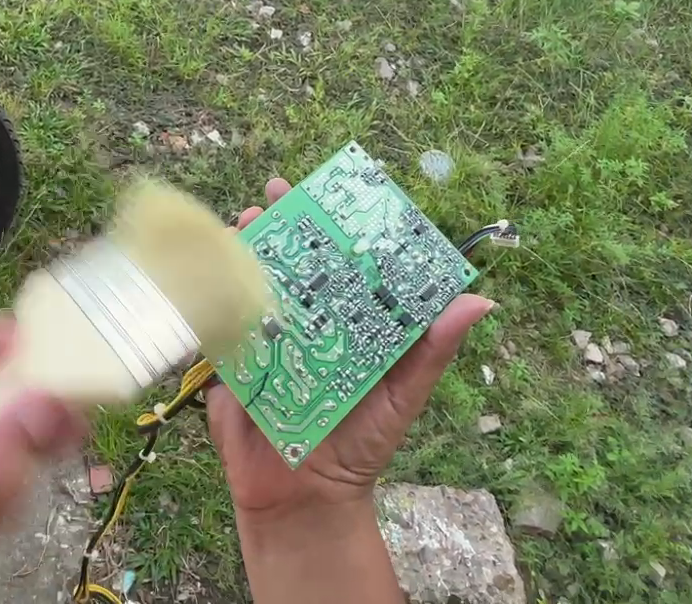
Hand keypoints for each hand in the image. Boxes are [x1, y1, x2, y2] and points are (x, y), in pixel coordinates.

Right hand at [207, 178, 495, 520]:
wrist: (304, 500)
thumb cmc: (360, 445)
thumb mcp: (401, 395)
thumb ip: (431, 350)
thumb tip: (480, 302)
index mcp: (342, 318)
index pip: (339, 261)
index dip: (334, 225)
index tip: (329, 192)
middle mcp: (302, 316)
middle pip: (290, 258)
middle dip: (281, 222)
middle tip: (276, 192)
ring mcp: (263, 332)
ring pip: (251, 279)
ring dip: (245, 246)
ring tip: (246, 223)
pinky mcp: (231, 357)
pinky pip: (219, 318)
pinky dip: (212, 291)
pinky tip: (212, 270)